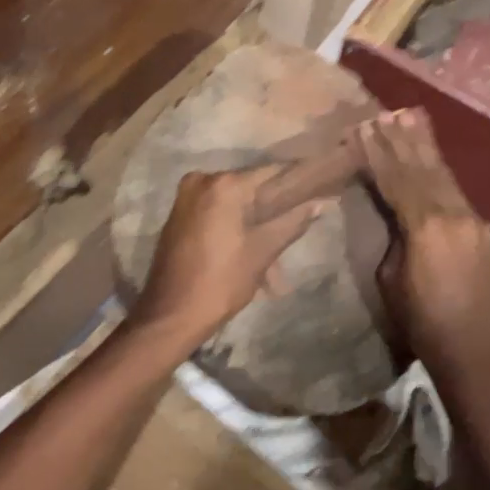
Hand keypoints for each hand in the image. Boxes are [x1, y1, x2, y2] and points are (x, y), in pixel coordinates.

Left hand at [130, 166, 329, 348]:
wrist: (169, 316)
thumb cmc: (220, 282)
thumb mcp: (262, 252)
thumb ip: (292, 222)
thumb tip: (320, 203)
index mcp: (224, 184)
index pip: (271, 172)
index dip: (296, 183)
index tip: (318, 190)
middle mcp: (202, 180)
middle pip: (251, 188)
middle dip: (274, 212)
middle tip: (297, 231)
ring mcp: (187, 197)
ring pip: (234, 205)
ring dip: (255, 228)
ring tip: (273, 266)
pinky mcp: (179, 215)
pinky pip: (216, 213)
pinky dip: (234, 229)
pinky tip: (250, 256)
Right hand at [357, 109, 489, 377]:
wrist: (474, 352)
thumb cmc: (421, 322)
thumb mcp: (390, 278)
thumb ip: (394, 236)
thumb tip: (395, 212)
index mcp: (425, 226)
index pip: (396, 179)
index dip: (378, 154)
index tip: (364, 129)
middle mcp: (454, 214)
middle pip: (423, 168)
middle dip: (402, 140)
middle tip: (387, 113)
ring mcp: (474, 220)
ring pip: (444, 176)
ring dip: (425, 148)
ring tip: (411, 120)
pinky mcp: (485, 231)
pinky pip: (458, 195)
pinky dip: (442, 174)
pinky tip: (434, 161)